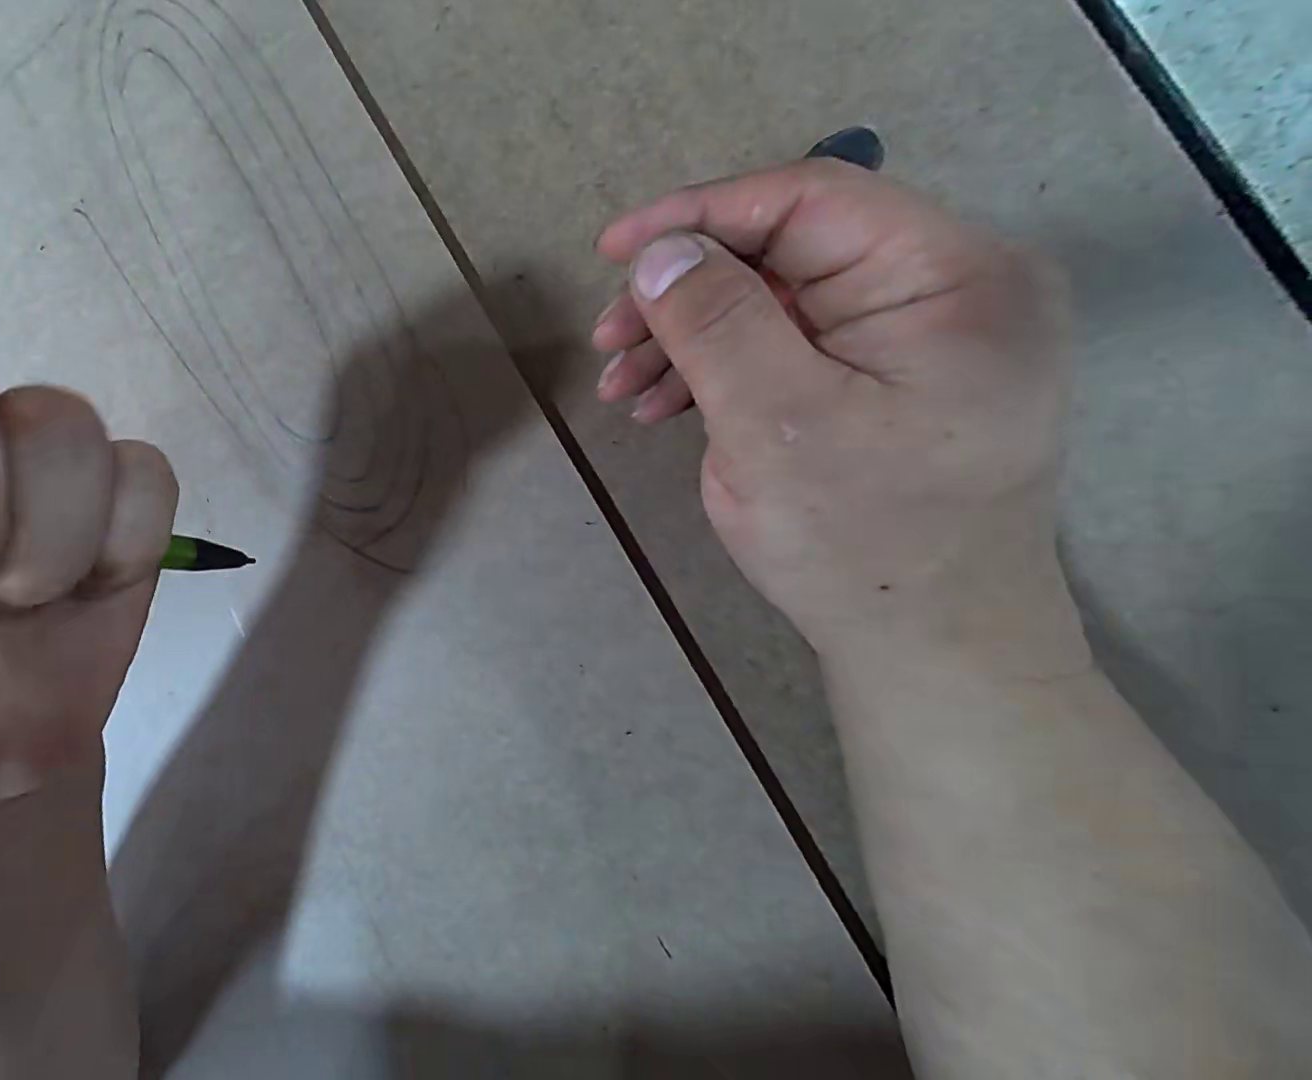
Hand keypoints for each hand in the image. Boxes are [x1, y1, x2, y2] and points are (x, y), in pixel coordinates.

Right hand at [590, 160, 1083, 668]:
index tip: (611, 249)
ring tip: (619, 386)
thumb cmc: (856, 538)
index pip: (806, 201)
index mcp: (944, 276)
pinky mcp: (867, 384)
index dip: (697, 213)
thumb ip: (716, 325)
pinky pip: (774, 353)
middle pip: (779, 255)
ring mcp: (900, 343)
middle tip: (606, 338)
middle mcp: (934, 292)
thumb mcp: (774, 425)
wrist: (921, 639)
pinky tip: (657, 406)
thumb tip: (658, 252)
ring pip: (766, 306)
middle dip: (680, 293)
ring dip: (682, 339)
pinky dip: (709, 373)